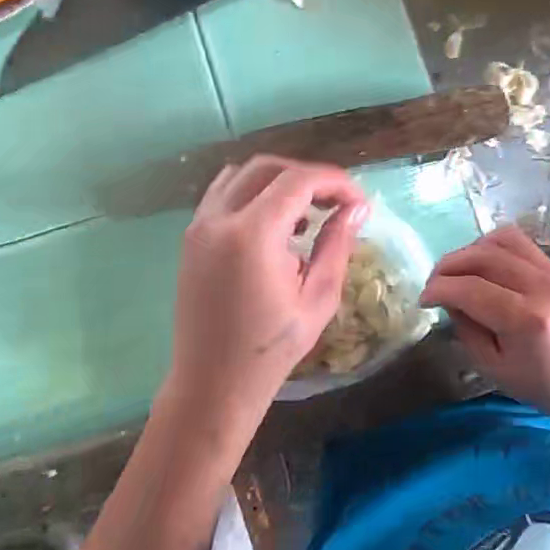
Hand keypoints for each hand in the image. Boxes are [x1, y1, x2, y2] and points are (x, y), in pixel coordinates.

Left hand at [165, 156, 367, 426]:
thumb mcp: (317, 299)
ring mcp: (198, 226)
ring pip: (240, 175)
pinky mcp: (190, 238)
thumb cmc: (270, 349)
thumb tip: (356, 209)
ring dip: (276, 182)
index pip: (297, 181)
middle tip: (335, 203)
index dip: (334, 182)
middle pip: (266, 167)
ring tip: (306, 215)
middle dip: (306, 176)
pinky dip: (251, 194)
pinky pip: (221, 195)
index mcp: (251, 234)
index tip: (358, 201)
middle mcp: (218, 219)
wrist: (212, 381)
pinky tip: (274, 227)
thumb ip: (336, 246)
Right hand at [422, 226, 549, 432]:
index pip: (468, 288)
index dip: (437, 289)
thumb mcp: (494, 368)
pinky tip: (481, 265)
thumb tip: (450, 301)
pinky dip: (492, 246)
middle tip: (433, 285)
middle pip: (481, 257)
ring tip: (457, 273)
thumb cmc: (546, 387)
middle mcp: (540, 288)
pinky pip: (518, 242)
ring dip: (468, 252)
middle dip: (447, 267)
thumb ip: (466, 329)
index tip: (423, 300)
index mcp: (526, 320)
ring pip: (499, 241)